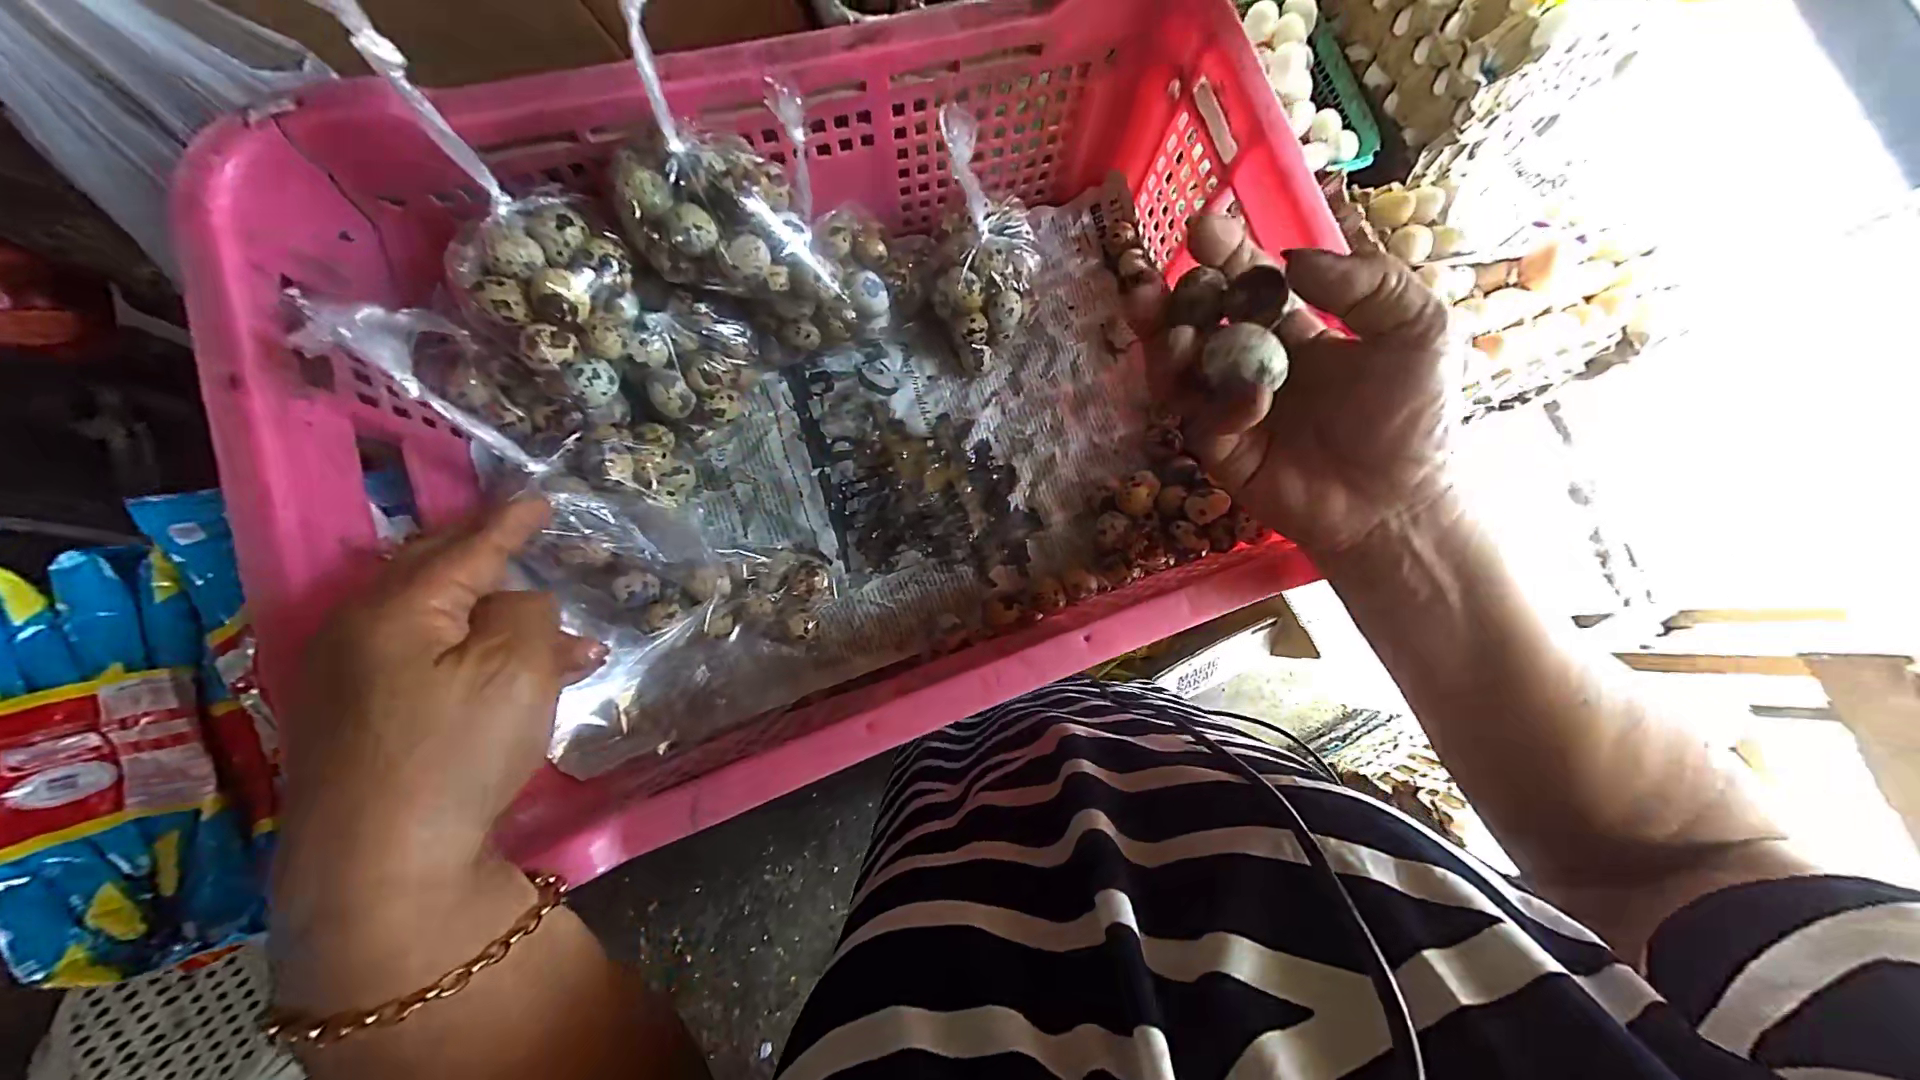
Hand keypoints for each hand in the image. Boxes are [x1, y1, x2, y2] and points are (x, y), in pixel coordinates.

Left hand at [277, 497, 603, 879]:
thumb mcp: (518, 669)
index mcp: (396, 608)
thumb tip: (516, 602)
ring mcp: (350, 679)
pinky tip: (521, 680)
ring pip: (438, 623)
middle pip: (434, 574)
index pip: (466, 547)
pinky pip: (426, 661)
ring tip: (567, 643)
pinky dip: (476, 657)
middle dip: (489, 559)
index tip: (540, 499)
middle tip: (525, 539)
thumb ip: (528, 613)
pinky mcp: (358, 720)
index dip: (509, 522)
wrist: (379, 871)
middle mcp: (359, 632)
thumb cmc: (457, 753)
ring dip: (500, 621)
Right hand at [1132, 214, 1456, 560]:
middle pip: (1196, 324)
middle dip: (1170, 301)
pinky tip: (1253, 400)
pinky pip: (1204, 420)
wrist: (1397, 501)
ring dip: (1169, 349)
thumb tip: (1293, 259)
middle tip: (1151, 286)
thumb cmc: (1412, 417)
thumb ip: (1368, 283)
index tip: (1202, 227)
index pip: (1246, 284)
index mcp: (1293, 329)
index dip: (1224, 255)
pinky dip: (1222, 405)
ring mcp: (1229, 407)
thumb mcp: (1418, 329)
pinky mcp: (1220, 450)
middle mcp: (1251, 363)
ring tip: (1177, 336)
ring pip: (1180, 370)